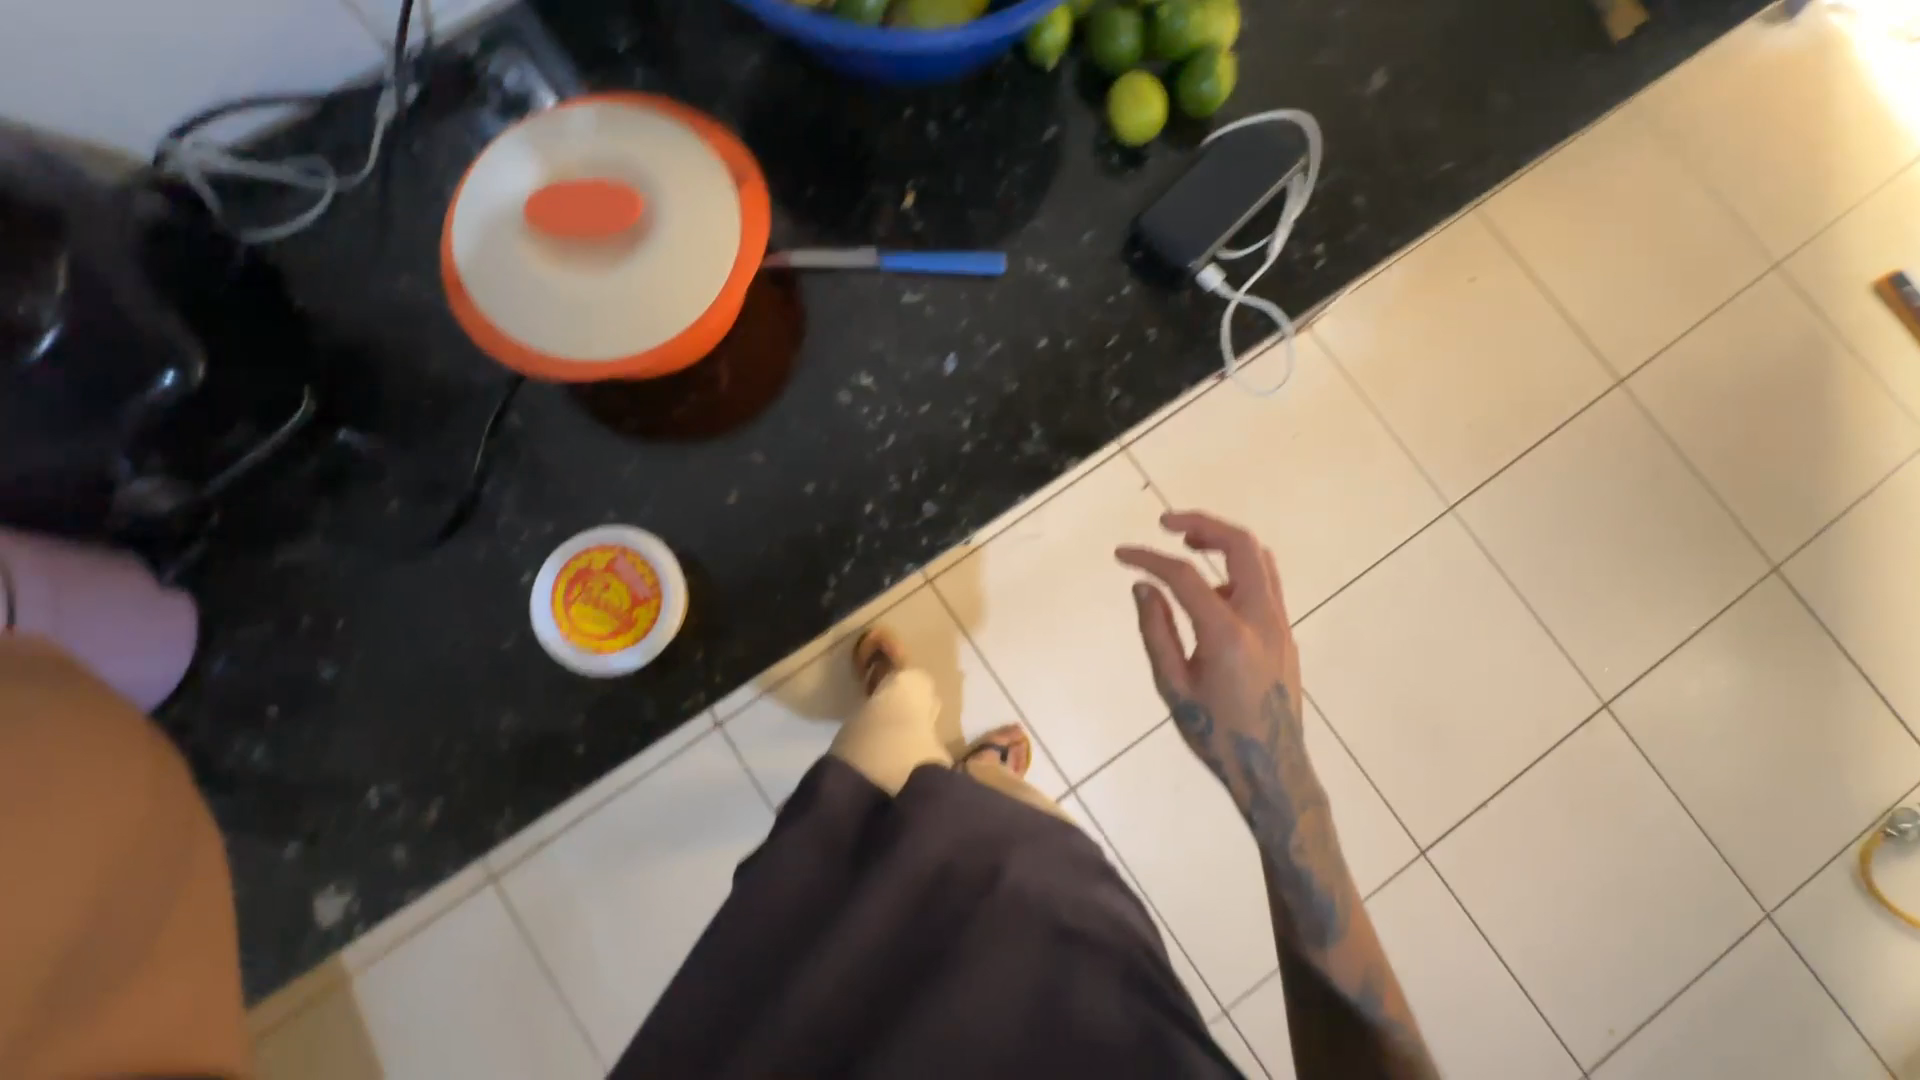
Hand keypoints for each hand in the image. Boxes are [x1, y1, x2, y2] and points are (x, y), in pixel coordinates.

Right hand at [1116, 510, 1305, 794]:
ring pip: (1259, 559)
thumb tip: (1143, 586)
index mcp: (1227, 635)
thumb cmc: (1215, 735)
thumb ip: (1156, 631)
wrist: (1272, 768)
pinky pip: (1263, 583)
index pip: (1185, 577)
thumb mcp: (1173, 687)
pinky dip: (1235, 569)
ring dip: (1223, 543)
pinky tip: (1208, 591)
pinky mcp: (1284, 632)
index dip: (1149, 559)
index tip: (1122, 555)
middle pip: (1241, 545)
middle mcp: (1261, 618)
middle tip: (1166, 524)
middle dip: (1202, 524)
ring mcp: (1279, 623)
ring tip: (1188, 545)